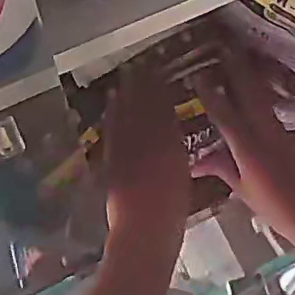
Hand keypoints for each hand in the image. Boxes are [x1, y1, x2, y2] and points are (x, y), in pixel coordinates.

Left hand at [102, 60, 192, 242]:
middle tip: (142, 63)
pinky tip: (112, 99)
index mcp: (173, 150)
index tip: (161, 73)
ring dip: (129, 91)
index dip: (164, 91)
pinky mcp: (114, 158)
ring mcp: (131, 150)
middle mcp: (153, 144)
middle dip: (146, 84)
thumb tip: (172, 137)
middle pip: (149, 108)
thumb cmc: (169, 215)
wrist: (144, 232)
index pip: (168, 113)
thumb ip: (176, 157)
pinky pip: (114, 128)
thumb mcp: (181, 181)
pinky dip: (114, 111)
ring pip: (130, 113)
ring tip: (128, 73)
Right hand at [186, 43, 294, 244]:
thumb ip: (220, 167)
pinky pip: (269, 107)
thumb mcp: (240, 189)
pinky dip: (258, 94)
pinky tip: (253, 89)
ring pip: (261, 96)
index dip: (209, 93)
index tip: (197, 75)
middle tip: (223, 47)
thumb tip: (196, 159)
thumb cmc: (273, 207)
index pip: (224, 113)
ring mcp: (279, 131)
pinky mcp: (288, 135)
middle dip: (235, 69)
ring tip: (237, 59)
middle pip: (248, 93)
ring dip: (248, 76)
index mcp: (248, 148)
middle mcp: (265, 133)